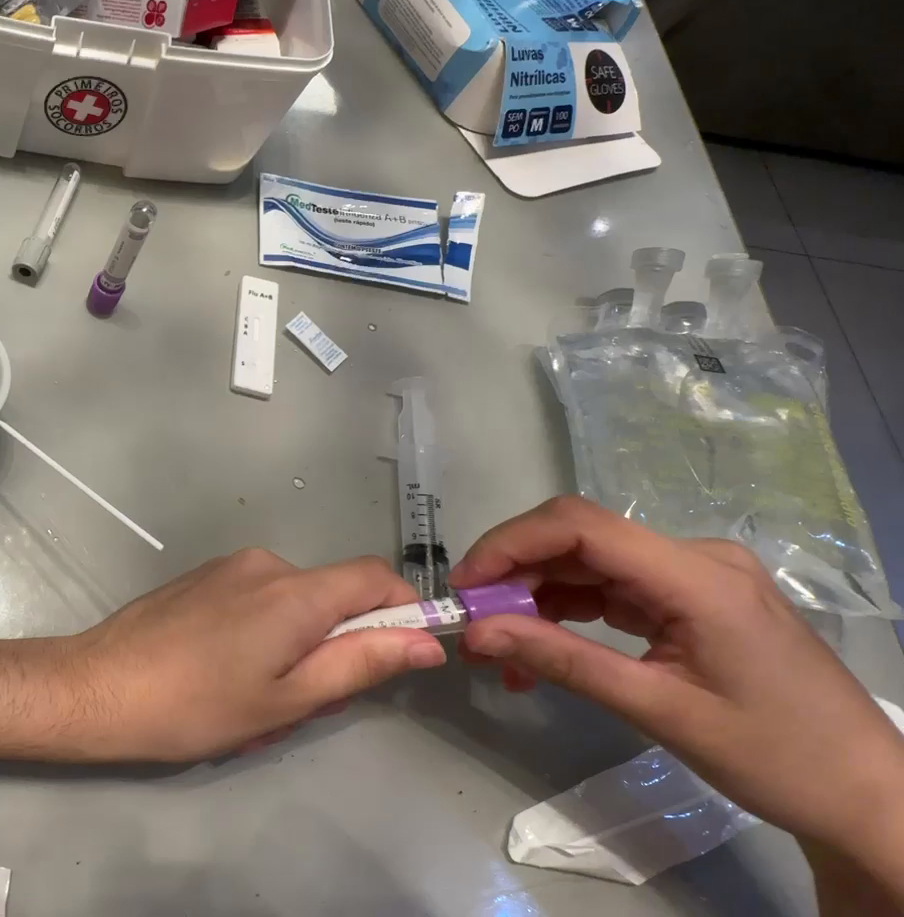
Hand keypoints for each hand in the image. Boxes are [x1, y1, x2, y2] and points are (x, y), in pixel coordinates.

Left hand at [68, 548, 446, 761]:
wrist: (100, 687)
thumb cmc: (197, 705)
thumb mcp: (289, 699)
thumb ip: (360, 663)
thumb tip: (426, 639)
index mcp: (292, 591)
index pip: (375, 576)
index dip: (402, 612)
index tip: (396, 660)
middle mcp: (261, 564)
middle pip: (331, 595)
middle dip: (335, 647)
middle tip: (300, 706)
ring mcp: (223, 569)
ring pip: (290, 603)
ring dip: (293, 648)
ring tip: (253, 701)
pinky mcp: (196, 580)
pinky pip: (253, 601)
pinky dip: (259, 636)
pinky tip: (223, 678)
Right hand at [451, 496, 903, 865]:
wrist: (873, 800)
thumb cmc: (778, 757)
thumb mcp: (658, 711)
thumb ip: (561, 661)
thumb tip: (475, 633)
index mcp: (699, 578)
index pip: (579, 527)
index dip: (508, 545)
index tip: (463, 588)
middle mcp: (695, 559)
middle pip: (575, 539)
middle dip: (511, 575)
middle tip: (472, 623)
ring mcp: (693, 576)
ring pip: (582, 563)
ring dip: (532, 598)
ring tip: (500, 649)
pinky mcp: (687, 597)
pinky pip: (605, 587)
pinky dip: (562, 612)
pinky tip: (538, 647)